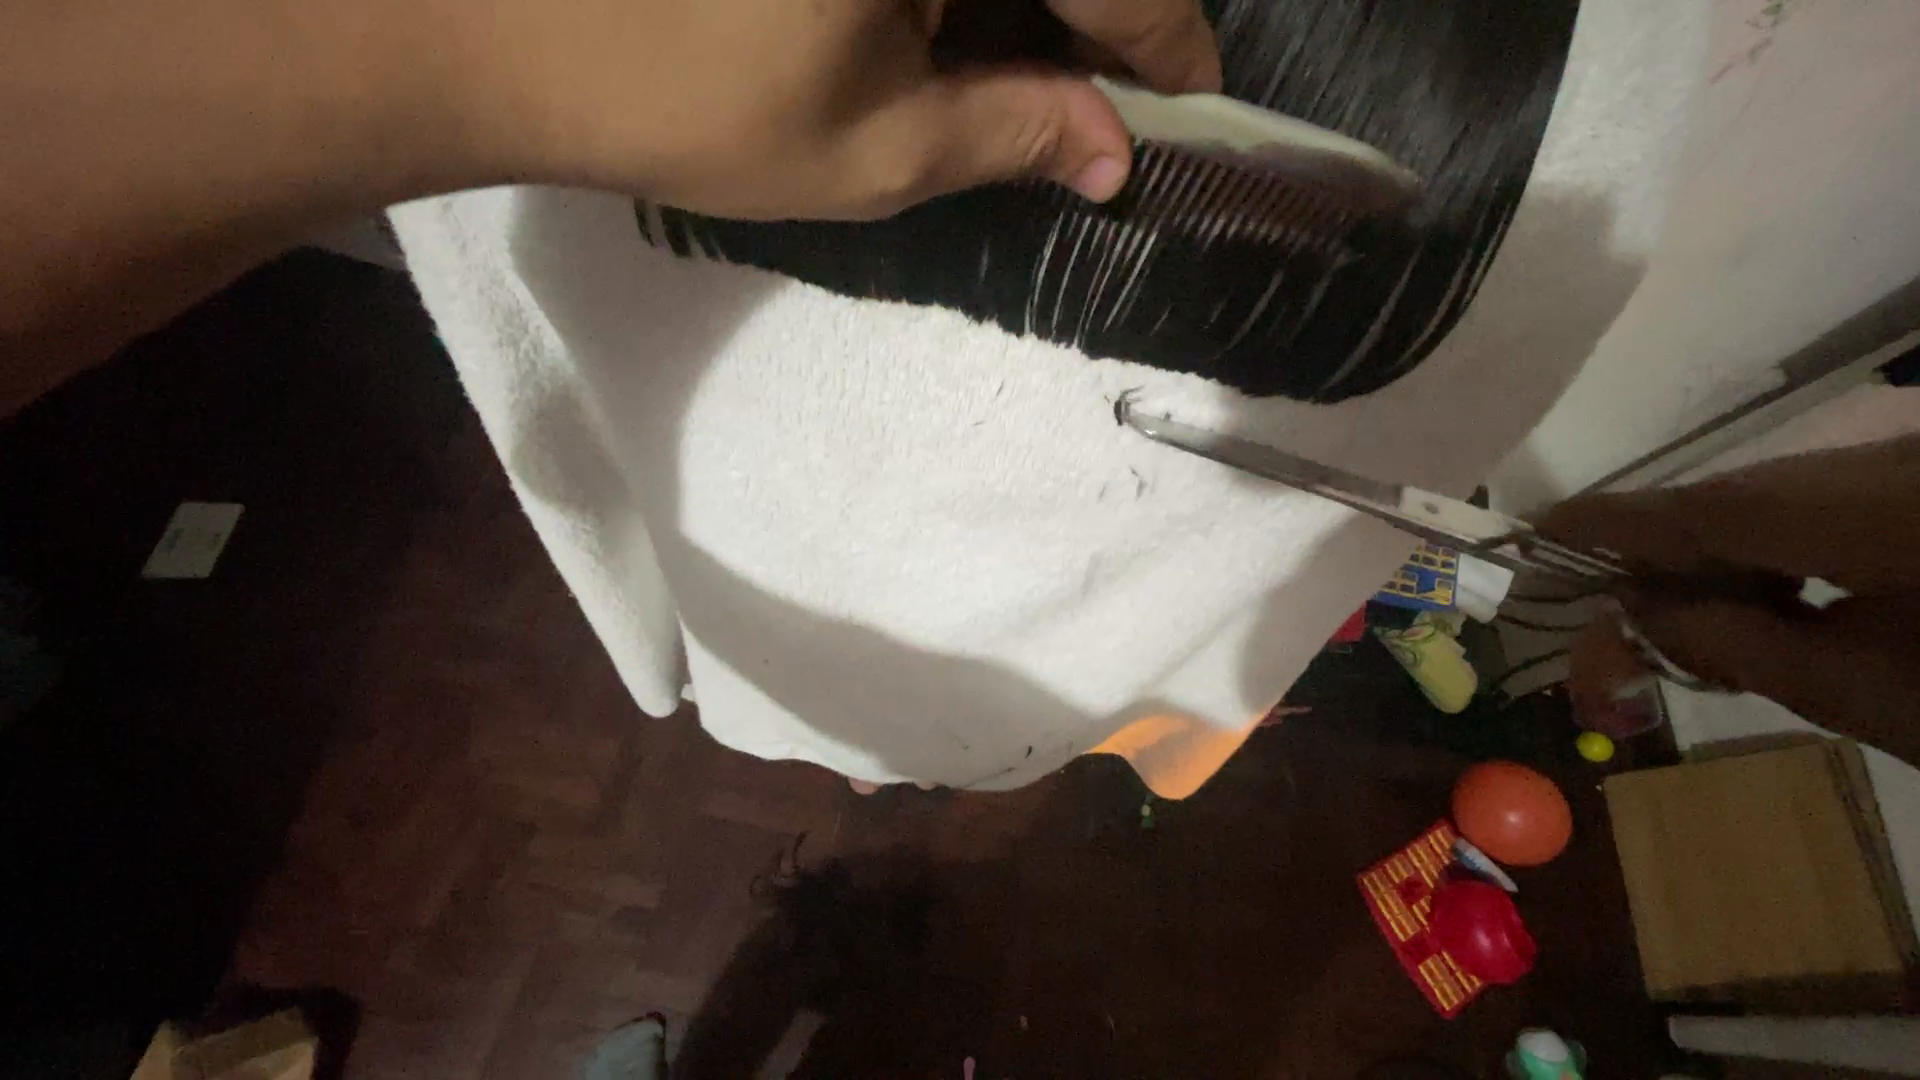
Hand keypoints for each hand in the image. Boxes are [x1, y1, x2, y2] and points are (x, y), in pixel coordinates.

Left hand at [464, 0, 1221, 218]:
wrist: (499, 22)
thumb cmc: (691, 101)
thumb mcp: (876, 149)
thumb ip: (1012, 135)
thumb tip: (1111, 153)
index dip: (1164, 46)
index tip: (1189, 104)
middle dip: (1102, 16)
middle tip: (1106, 97)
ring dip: (1034, 1)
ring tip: (1038, 68)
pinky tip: (959, 21)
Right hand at [1540, 435, 1919, 761]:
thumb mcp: (1880, 698)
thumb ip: (1741, 645)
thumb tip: (1644, 607)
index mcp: (1870, 514)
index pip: (1695, 508)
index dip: (1604, 522)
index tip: (1532, 533)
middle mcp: (1893, 466)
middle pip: (1734, 502)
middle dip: (1664, 560)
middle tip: (1625, 626)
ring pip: (1786, 502)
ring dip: (1729, 561)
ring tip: (1711, 628)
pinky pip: (1841, 505)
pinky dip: (1794, 553)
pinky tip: (1793, 602)